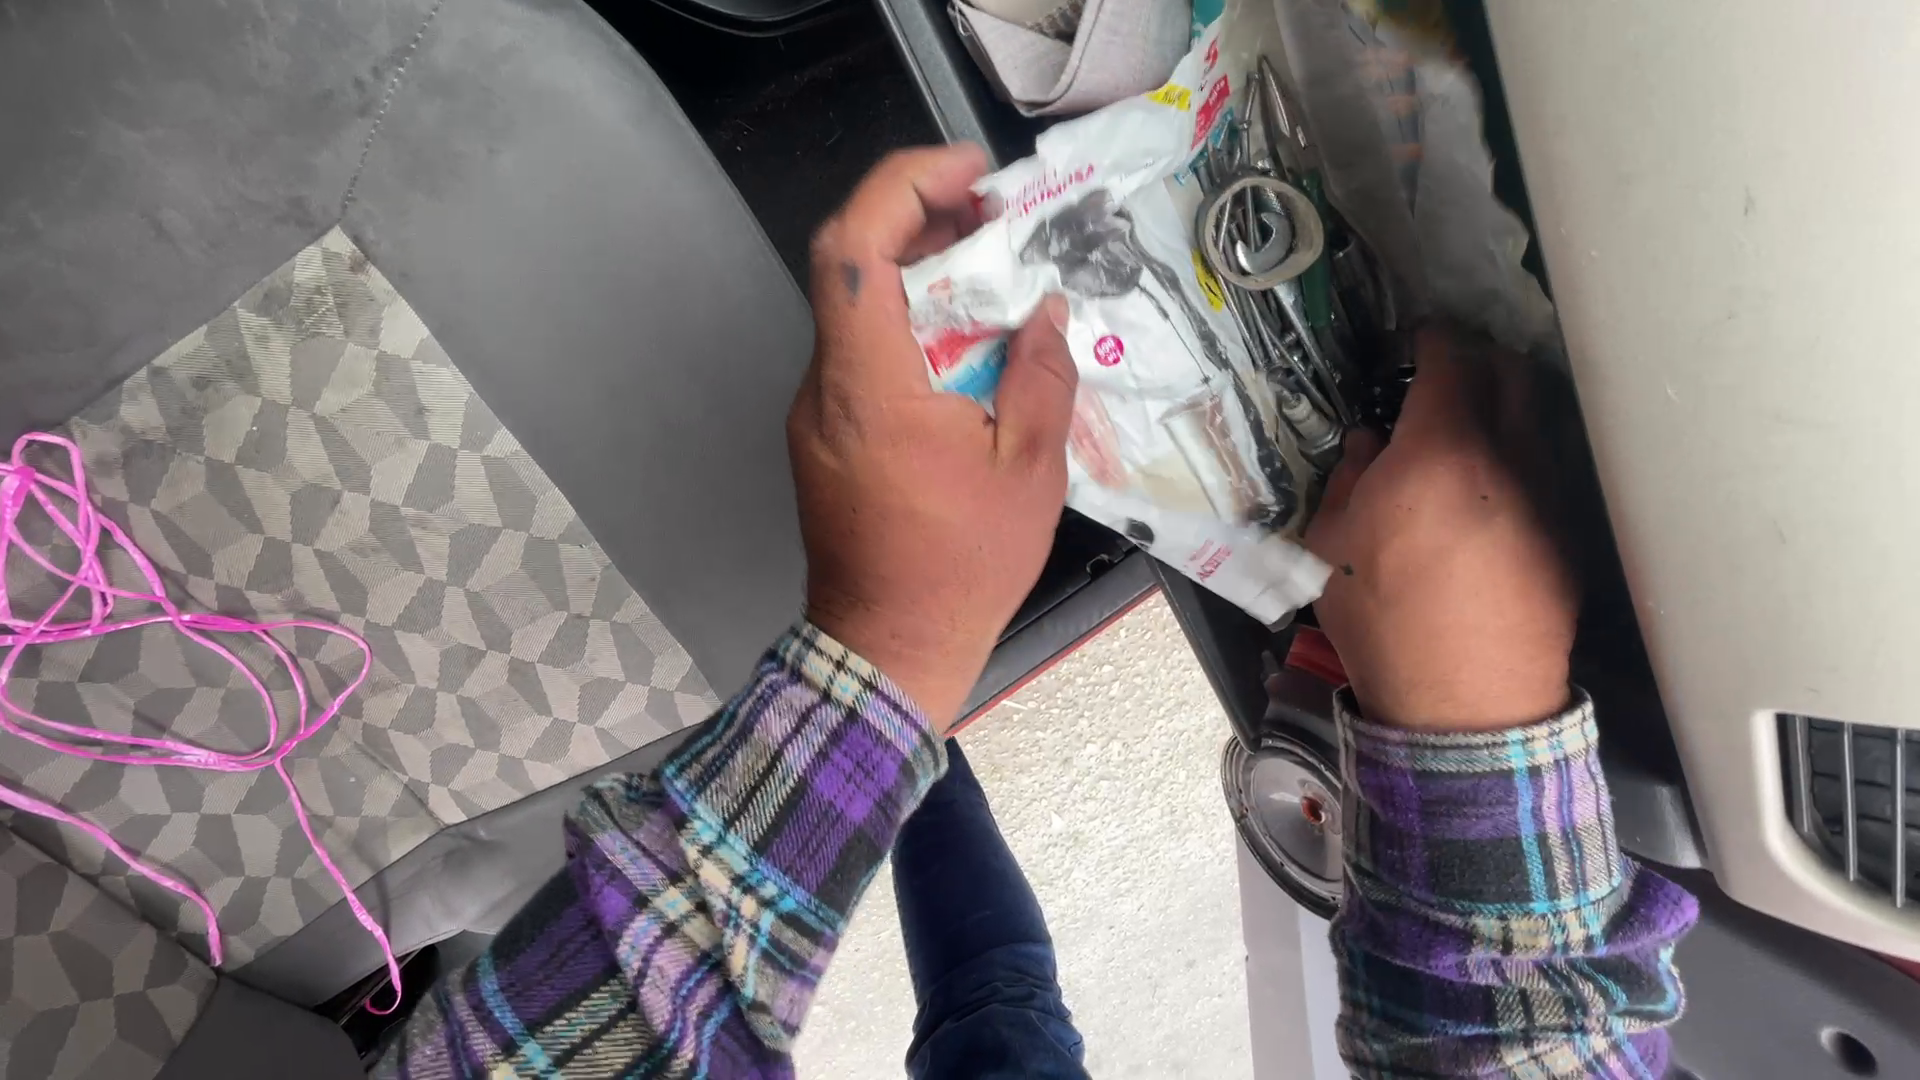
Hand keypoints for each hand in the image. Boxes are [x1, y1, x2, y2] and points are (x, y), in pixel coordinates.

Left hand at [789, 145, 1079, 730]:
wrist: (887, 646)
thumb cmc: (961, 569)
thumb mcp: (1028, 472)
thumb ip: (1040, 378)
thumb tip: (1046, 312)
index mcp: (870, 389)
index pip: (852, 249)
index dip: (904, 187)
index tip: (969, 175)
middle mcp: (825, 390)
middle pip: (854, 269)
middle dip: (924, 225)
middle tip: (995, 225)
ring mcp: (816, 414)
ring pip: (858, 313)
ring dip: (921, 281)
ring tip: (992, 283)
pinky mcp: (824, 437)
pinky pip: (861, 359)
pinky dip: (909, 332)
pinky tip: (961, 350)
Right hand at [1306, 328, 1576, 731]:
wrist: (1463, 695)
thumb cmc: (1379, 616)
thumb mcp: (1329, 546)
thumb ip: (1349, 479)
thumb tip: (1369, 442)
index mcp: (1435, 455)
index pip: (1450, 362)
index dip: (1432, 339)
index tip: (1414, 340)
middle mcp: (1504, 459)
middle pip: (1510, 372)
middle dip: (1475, 358)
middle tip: (1438, 373)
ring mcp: (1546, 494)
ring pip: (1534, 417)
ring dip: (1498, 404)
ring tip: (1458, 426)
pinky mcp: (1566, 530)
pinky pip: (1542, 465)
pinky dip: (1511, 452)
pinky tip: (1479, 485)